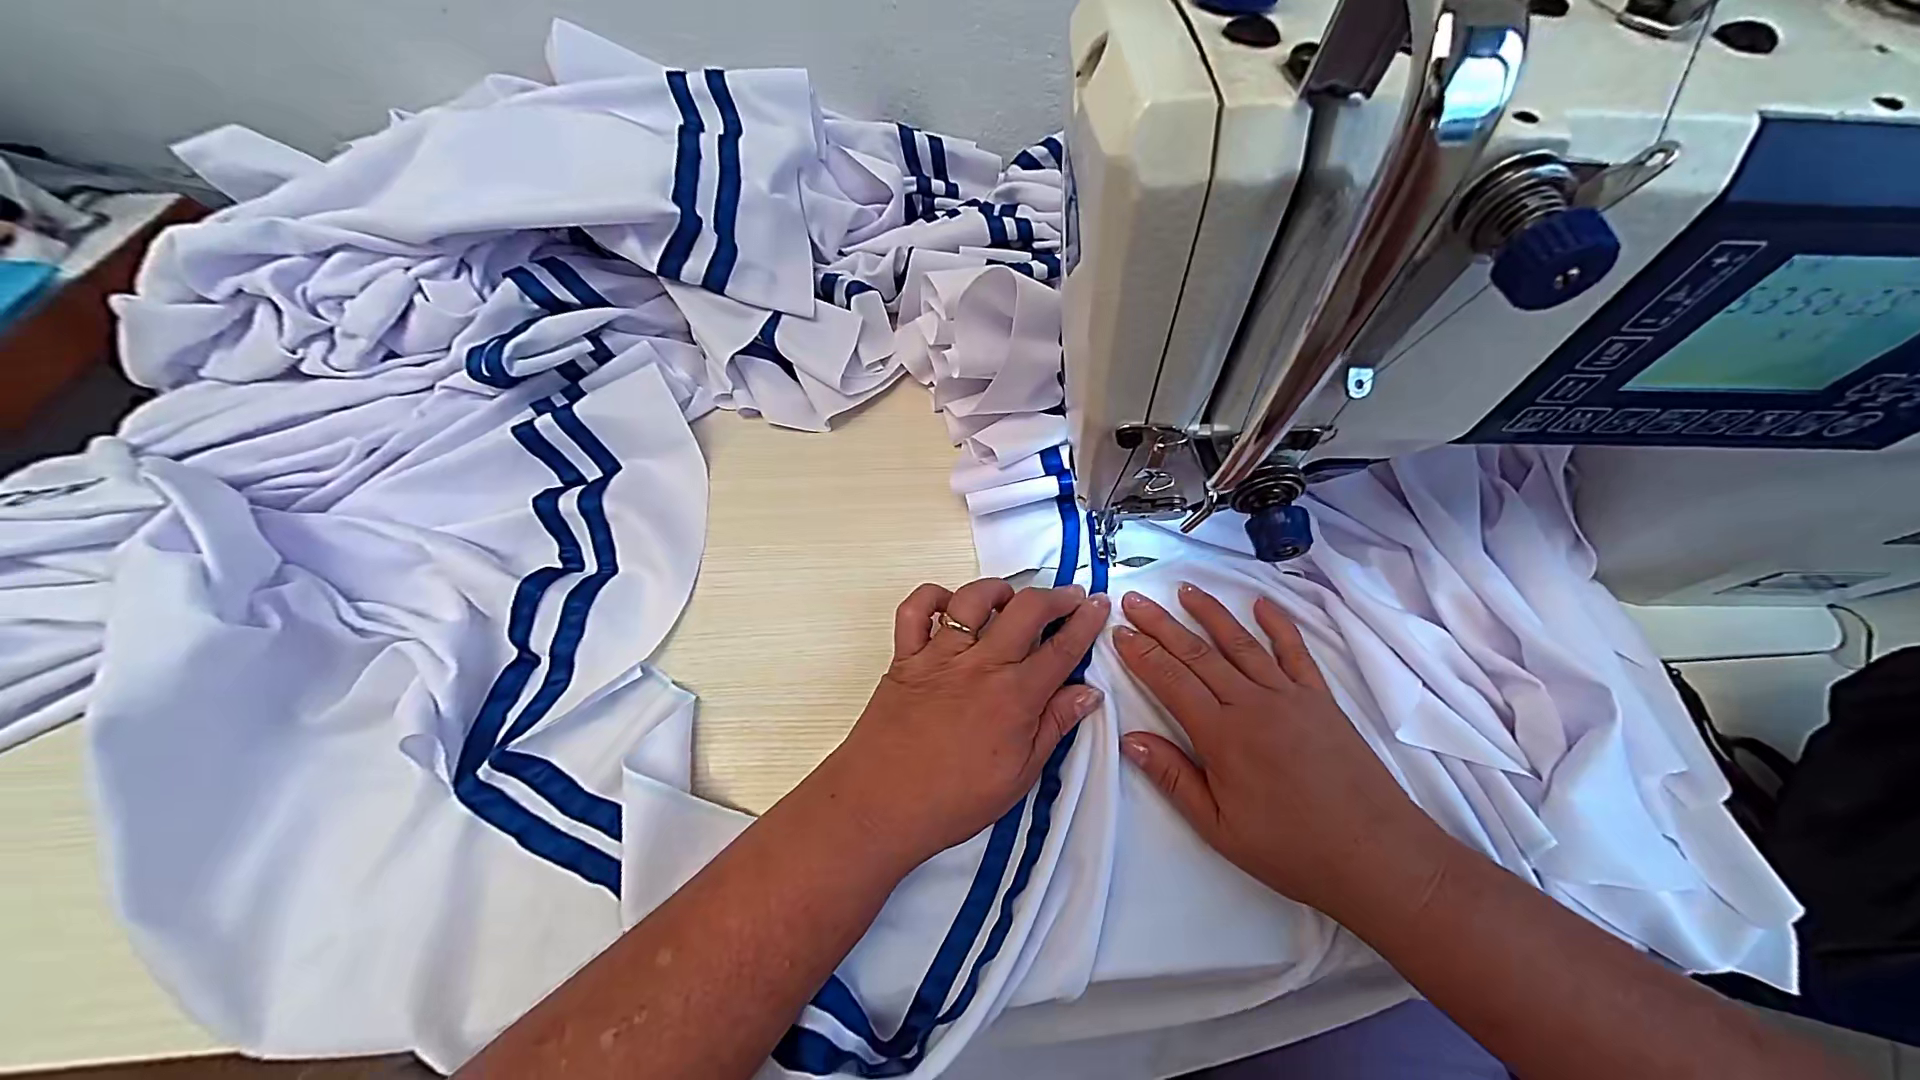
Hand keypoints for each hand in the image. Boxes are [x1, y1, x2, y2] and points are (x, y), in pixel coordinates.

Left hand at [811, 578, 1109, 866]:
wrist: (882, 805)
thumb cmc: (946, 800)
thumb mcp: (1020, 775)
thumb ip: (1054, 726)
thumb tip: (1084, 697)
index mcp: (1013, 697)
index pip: (1062, 648)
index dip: (1086, 622)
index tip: (1097, 607)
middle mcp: (980, 667)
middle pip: (1027, 610)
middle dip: (1056, 596)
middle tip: (1068, 598)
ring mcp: (940, 657)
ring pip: (974, 598)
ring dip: (999, 590)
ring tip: (1012, 598)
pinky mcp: (907, 658)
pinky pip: (915, 610)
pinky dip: (932, 597)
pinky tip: (949, 604)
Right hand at [1113, 584, 1455, 922]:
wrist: (1379, 857)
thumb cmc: (1292, 849)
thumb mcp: (1220, 828)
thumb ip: (1174, 778)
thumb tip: (1131, 740)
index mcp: (1223, 736)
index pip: (1171, 681)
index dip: (1142, 654)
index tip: (1120, 632)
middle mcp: (1253, 704)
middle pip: (1197, 654)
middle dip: (1161, 624)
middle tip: (1135, 600)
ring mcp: (1290, 696)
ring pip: (1241, 644)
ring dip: (1210, 614)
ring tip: (1185, 590)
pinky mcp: (1321, 699)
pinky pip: (1295, 653)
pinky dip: (1279, 625)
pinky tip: (1262, 604)